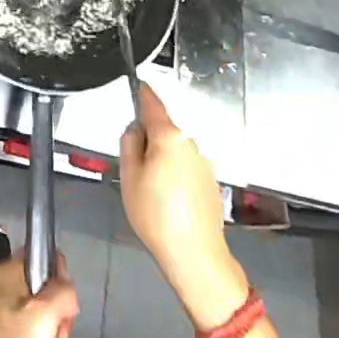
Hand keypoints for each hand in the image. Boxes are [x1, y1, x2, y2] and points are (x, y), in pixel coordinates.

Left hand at [0, 254, 78, 337]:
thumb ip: (62, 292)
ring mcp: (8, 321)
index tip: (63, 304)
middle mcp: (6, 292)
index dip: (59, 279)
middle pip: (49, 294)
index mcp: (8, 274)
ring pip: (48, 323)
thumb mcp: (45, 314)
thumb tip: (66, 291)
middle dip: (61, 320)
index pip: (42, 258)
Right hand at [120, 83, 250, 329]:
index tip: (137, 83)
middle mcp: (191, 144)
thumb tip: (135, 129)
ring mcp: (203, 163)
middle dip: (147, 139)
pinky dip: (174, 174)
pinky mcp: (210, 182)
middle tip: (132, 167)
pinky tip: (167, 200)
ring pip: (174, 150)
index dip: (142, 92)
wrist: (195, 255)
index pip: (153, 103)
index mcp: (169, 137)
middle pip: (163, 129)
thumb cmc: (156, 215)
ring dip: (161, 159)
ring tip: (149, 191)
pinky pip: (185, 167)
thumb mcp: (128, 175)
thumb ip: (129, 143)